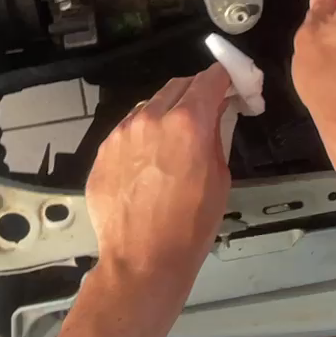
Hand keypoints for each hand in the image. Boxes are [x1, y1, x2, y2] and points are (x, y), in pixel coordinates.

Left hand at [84, 65, 233, 310]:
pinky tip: (151, 158)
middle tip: (209, 107)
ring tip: (177, 138)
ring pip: (150, 105)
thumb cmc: (188, 227)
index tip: (232, 82)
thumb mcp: (220, 178)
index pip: (210, 79)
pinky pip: (128, 129)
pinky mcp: (103, 150)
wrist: (142, 259)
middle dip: (196, 91)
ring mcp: (122, 133)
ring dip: (167, 111)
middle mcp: (151, 118)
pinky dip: (144, 133)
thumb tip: (217, 113)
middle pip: (178, 85)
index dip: (225, 77)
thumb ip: (217, 136)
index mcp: (187, 123)